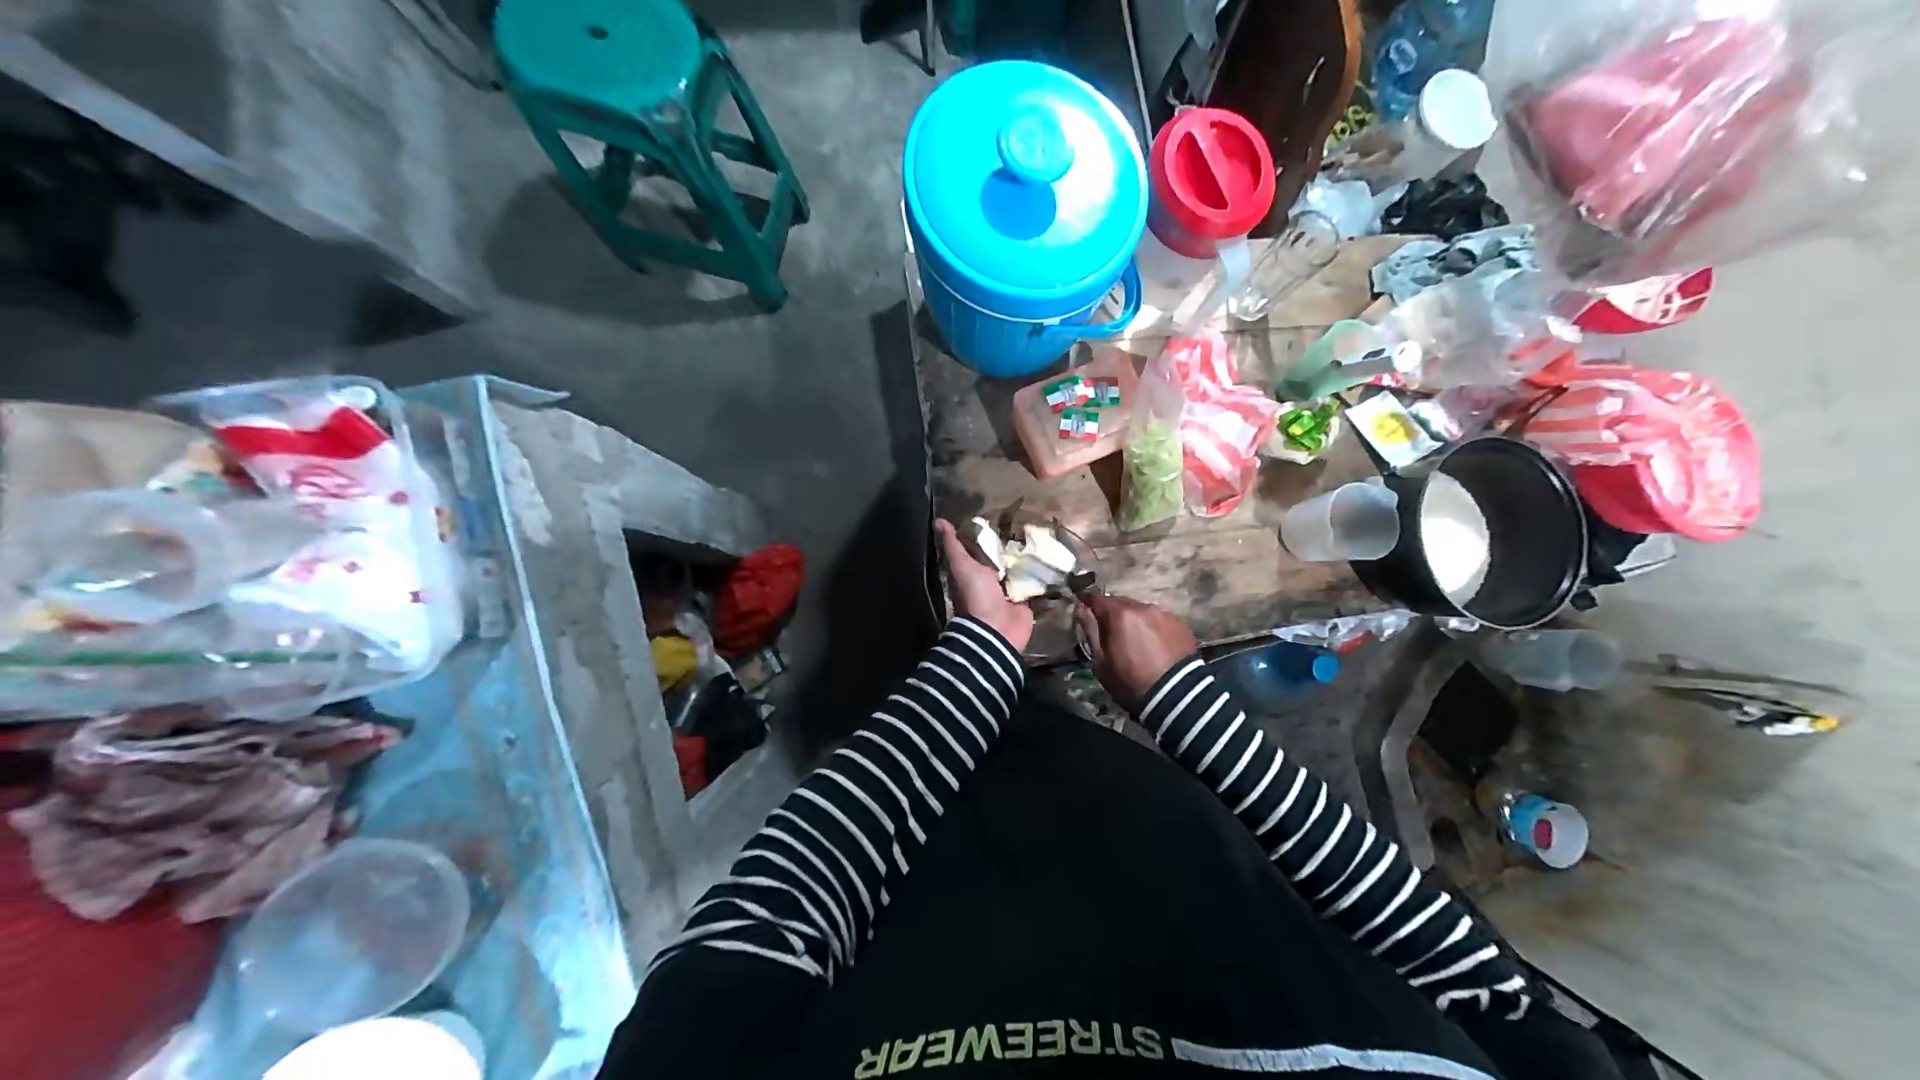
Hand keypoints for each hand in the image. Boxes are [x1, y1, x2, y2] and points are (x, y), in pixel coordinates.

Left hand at [937, 519, 1032, 653]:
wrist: (996, 629)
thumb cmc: (975, 596)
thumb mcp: (961, 566)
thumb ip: (952, 545)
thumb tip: (938, 521)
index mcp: (973, 573)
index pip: (980, 550)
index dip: (987, 536)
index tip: (1000, 516)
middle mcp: (991, 582)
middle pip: (1002, 560)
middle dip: (1011, 547)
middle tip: (1027, 524)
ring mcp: (1009, 592)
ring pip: (1019, 571)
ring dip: (1027, 560)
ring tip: (1043, 538)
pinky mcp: (1026, 601)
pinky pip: (1035, 585)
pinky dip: (1041, 576)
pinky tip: (1051, 560)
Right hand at [1075, 592, 1197, 710]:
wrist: (1177, 695)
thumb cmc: (1131, 681)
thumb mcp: (1101, 661)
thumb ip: (1090, 631)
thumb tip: (1081, 609)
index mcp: (1119, 614)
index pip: (1097, 598)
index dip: (1088, 603)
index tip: (1085, 611)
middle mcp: (1142, 607)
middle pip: (1120, 602)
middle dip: (1113, 613)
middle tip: (1111, 631)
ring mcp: (1164, 614)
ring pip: (1141, 610)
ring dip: (1134, 620)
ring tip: (1136, 639)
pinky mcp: (1181, 624)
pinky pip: (1159, 619)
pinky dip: (1152, 627)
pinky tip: (1155, 644)